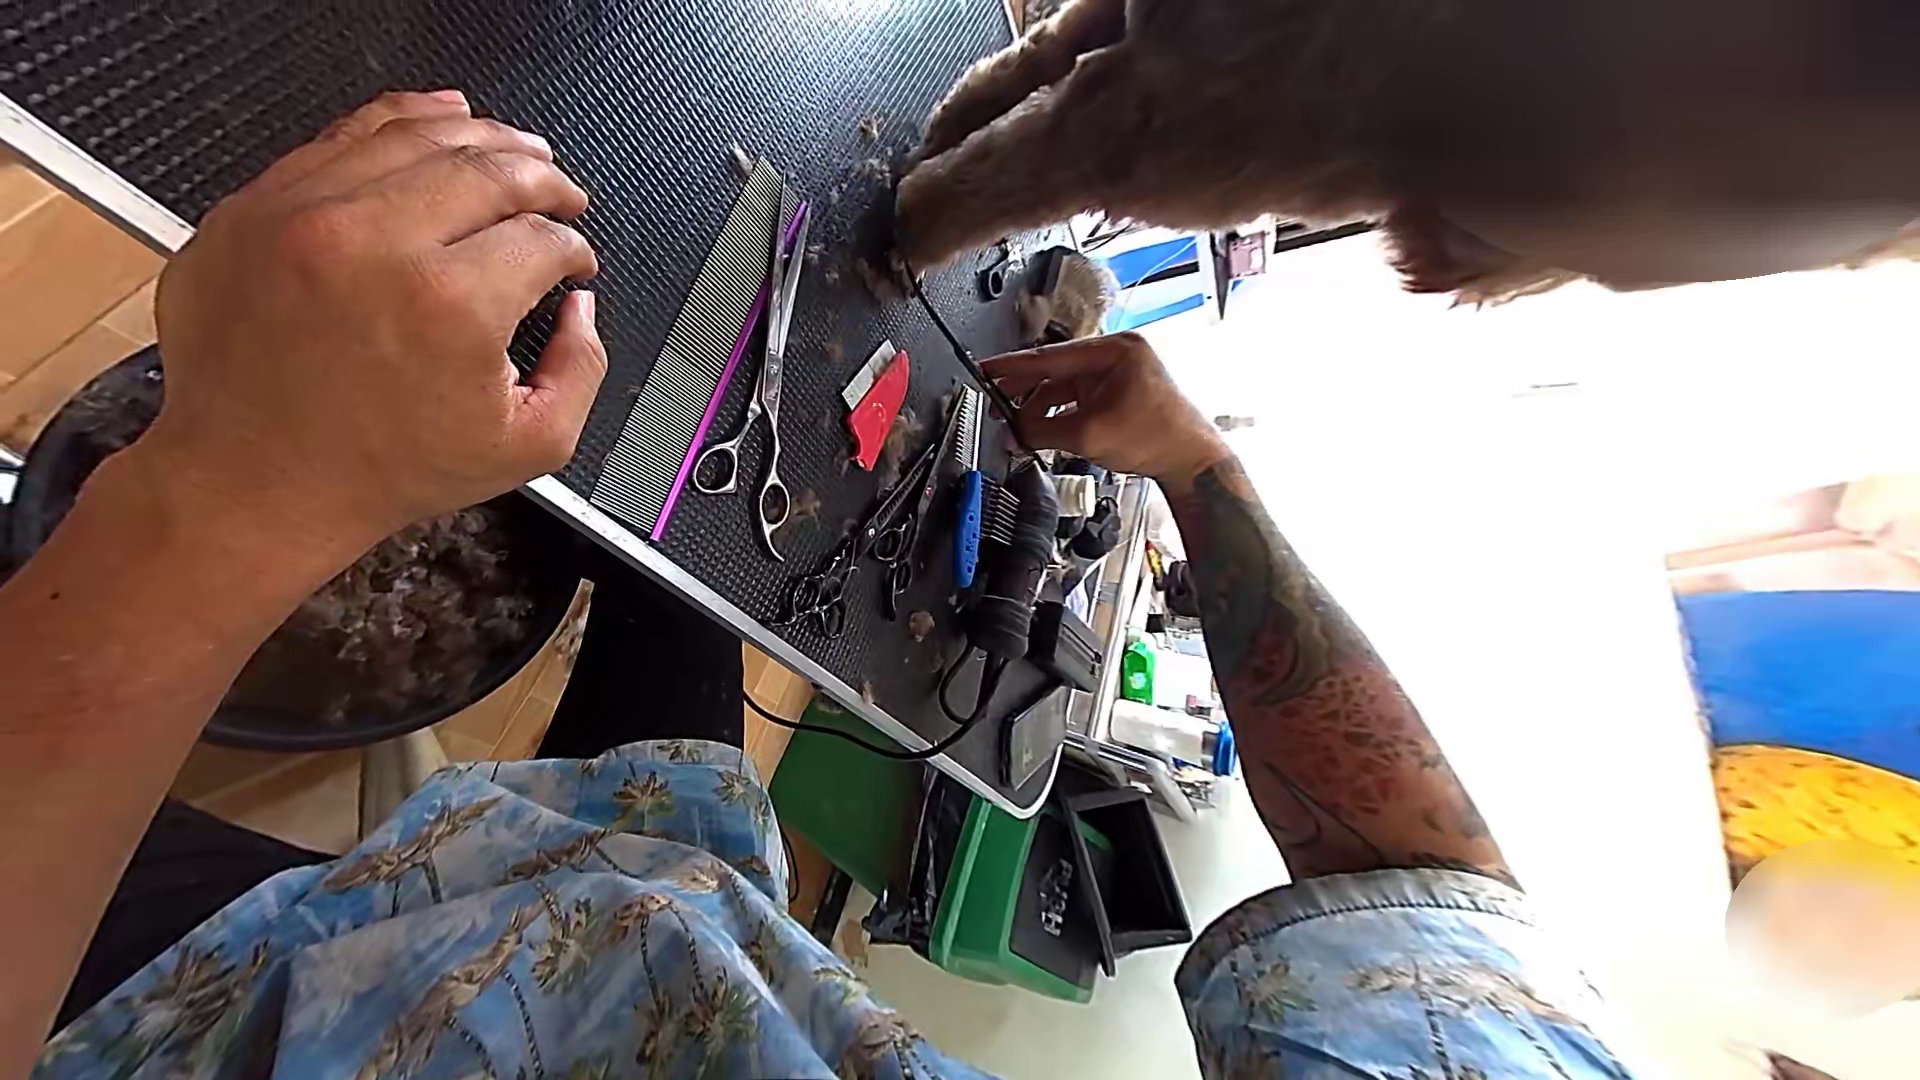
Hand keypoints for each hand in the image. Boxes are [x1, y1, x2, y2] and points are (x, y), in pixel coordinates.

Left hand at [138, 90, 604, 556]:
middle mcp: (378, 244)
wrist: (267, 476)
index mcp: (455, 306)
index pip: (542, 240)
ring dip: (489, 139)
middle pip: (490, 172)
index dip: (577, 249)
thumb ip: (585, 367)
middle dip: (546, 180)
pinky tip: (447, 117)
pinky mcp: (257, 208)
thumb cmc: (400, 464)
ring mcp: (306, 215)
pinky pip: (343, 135)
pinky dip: (405, 118)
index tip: (580, 265)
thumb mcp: (538, 442)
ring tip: (525, 150)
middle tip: (569, 195)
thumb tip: (582, 308)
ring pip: (420, 138)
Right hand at [982, 333, 1229, 492]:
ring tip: (1015, 426)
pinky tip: (1039, 429)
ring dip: (1038, 408)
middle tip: (993, 400)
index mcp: (1114, 351)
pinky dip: (1056, 415)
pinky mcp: (1115, 395)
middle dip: (1023, 390)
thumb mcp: (1087, 434)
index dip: (1012, 366)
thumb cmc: (1156, 438)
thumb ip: (1042, 431)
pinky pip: (1075, 401)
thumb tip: (1011, 432)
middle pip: (1054, 370)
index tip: (986, 368)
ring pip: (1063, 388)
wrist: (1188, 461)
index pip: (1050, 356)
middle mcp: (1115, 357)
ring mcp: (1115, 376)